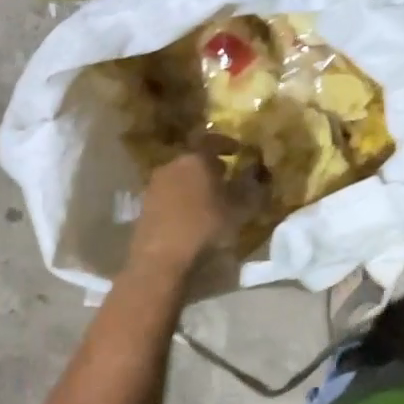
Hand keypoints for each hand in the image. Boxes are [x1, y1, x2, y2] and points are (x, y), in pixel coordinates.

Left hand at [127, 150, 252, 277]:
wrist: (160, 262)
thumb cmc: (205, 228)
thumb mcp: (240, 208)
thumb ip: (252, 187)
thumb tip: (259, 172)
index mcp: (195, 159)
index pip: (212, 140)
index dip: (227, 144)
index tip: (239, 151)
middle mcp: (172, 166)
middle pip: (194, 159)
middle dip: (211, 167)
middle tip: (227, 177)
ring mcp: (154, 187)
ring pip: (180, 177)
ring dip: (195, 184)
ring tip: (211, 200)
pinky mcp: (144, 208)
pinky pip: (169, 195)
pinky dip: (182, 200)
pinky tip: (192, 216)